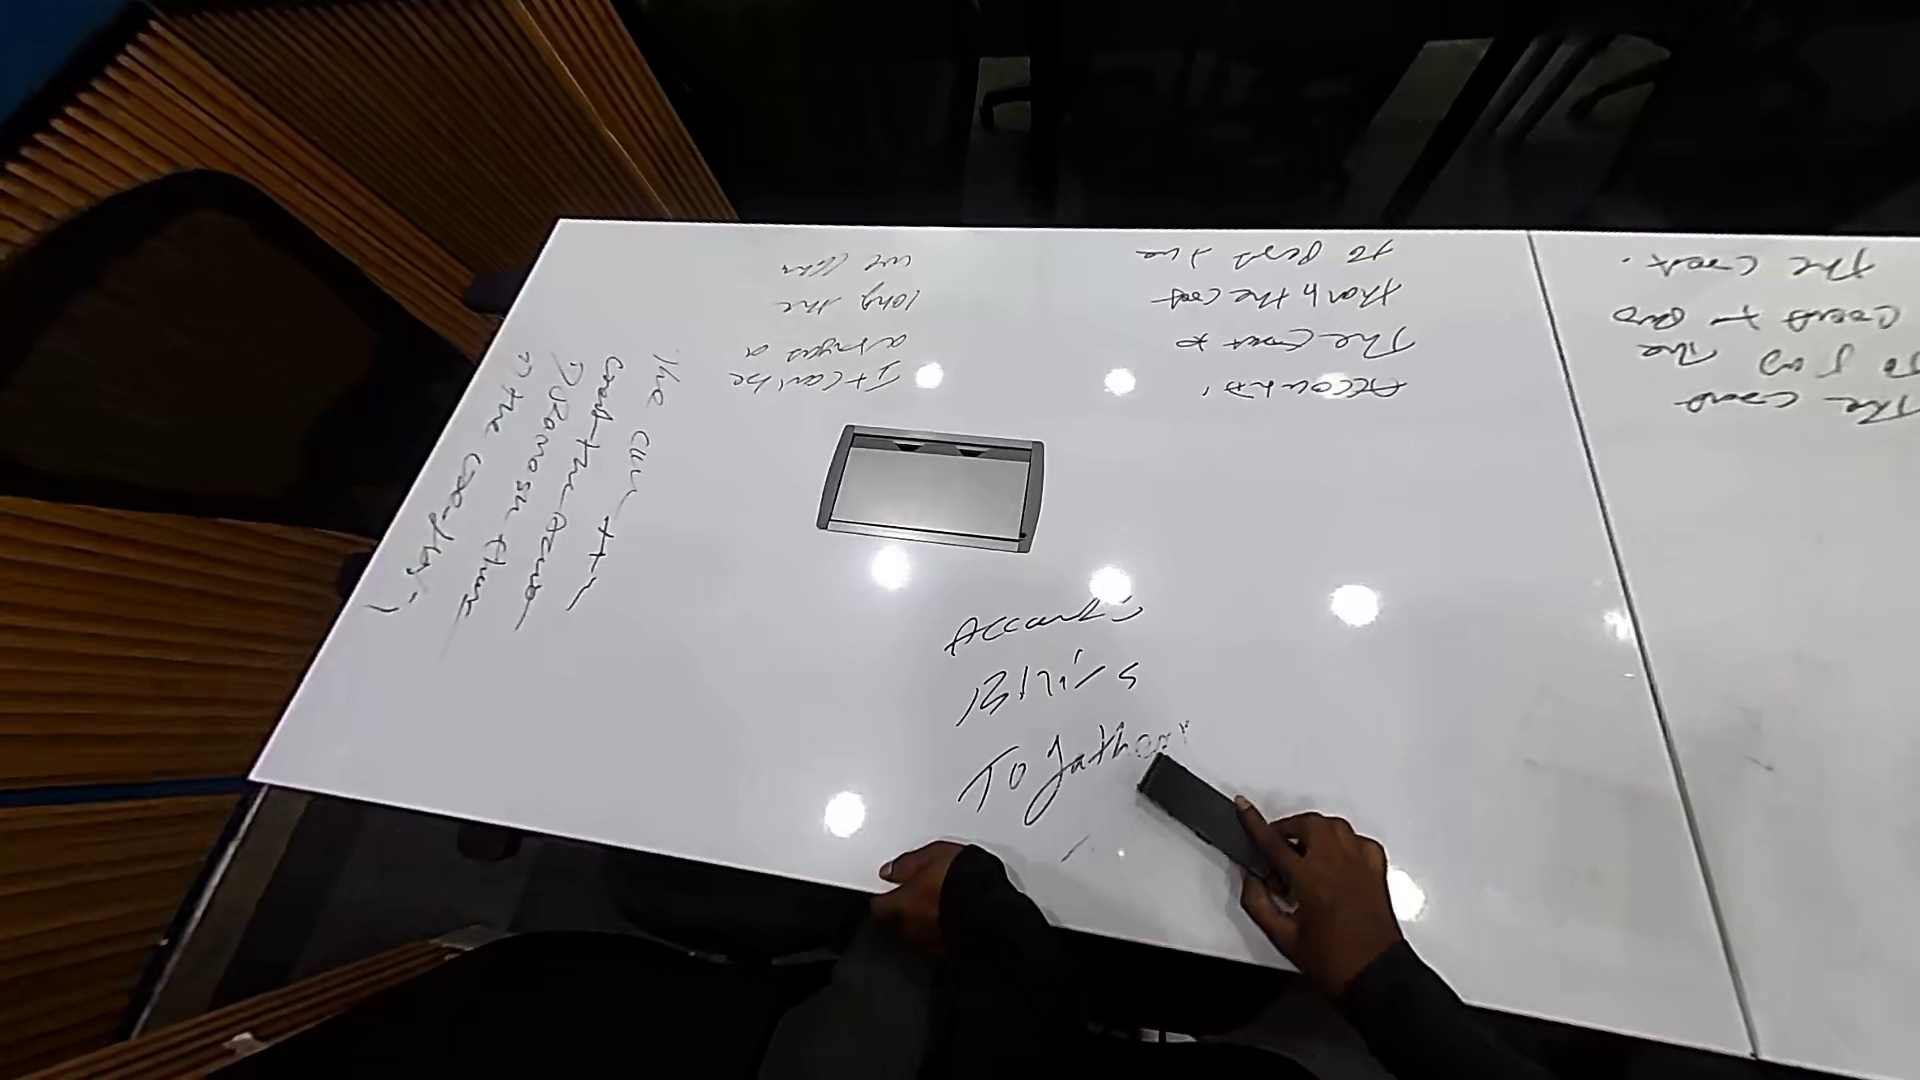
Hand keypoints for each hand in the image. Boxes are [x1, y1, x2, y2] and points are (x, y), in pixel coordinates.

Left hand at [871, 840, 965, 952]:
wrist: (989, 908)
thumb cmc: (959, 878)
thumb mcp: (931, 855)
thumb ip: (907, 864)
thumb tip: (890, 871)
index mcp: (901, 905)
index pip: (878, 905)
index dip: (882, 896)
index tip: (888, 886)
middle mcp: (911, 928)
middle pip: (894, 921)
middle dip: (900, 908)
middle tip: (911, 891)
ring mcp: (929, 942)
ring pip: (914, 931)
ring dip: (918, 920)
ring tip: (933, 901)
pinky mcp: (947, 950)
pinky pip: (934, 938)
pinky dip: (936, 928)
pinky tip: (947, 916)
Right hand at [1234, 798, 1402, 996]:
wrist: (1380, 984)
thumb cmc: (1337, 965)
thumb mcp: (1282, 938)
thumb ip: (1257, 903)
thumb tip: (1251, 878)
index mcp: (1311, 883)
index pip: (1274, 841)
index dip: (1253, 821)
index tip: (1243, 806)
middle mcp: (1337, 868)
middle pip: (1308, 823)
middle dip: (1288, 828)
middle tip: (1278, 844)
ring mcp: (1361, 867)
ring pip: (1334, 826)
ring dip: (1315, 831)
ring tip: (1305, 849)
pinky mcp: (1377, 874)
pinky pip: (1359, 841)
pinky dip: (1345, 842)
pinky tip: (1336, 856)